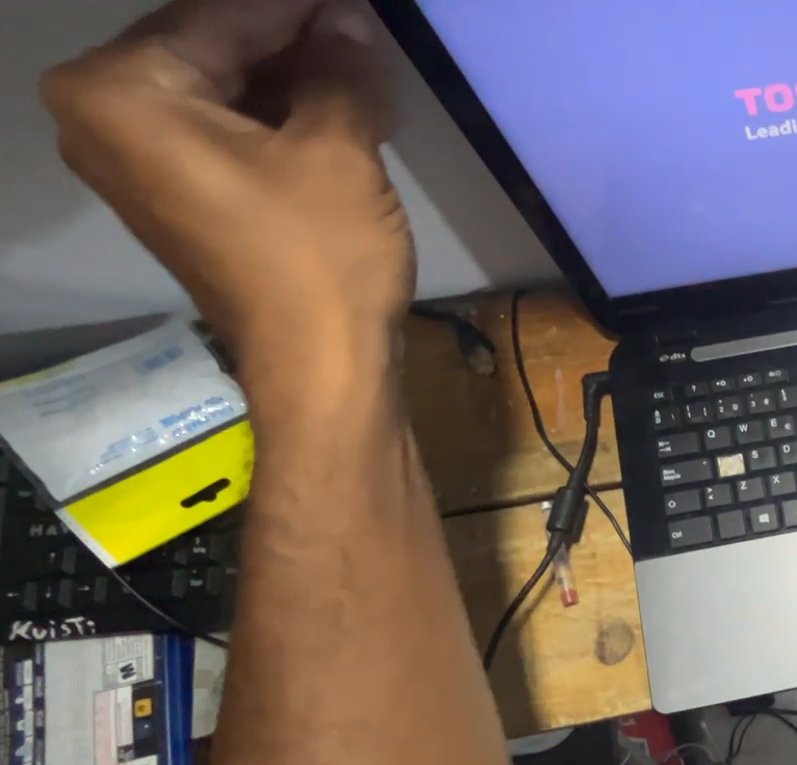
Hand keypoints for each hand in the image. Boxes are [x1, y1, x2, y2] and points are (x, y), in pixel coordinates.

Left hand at [41, 0, 413, 407]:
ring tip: (359, 74)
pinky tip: (335, 117)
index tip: (345, 5)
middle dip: (292, 45)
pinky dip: (280, 126)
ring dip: (293, 86)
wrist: (322, 363)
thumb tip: (351, 25)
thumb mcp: (340, 154)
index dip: (293, 8)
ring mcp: (138, 163)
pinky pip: (226, 139)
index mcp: (122, 91)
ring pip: (223, 99)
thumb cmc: (321, 256)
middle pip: (210, 55)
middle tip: (356, 35)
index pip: (214, 20)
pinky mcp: (181, 201)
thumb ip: (341, 77)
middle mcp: (104, 117)